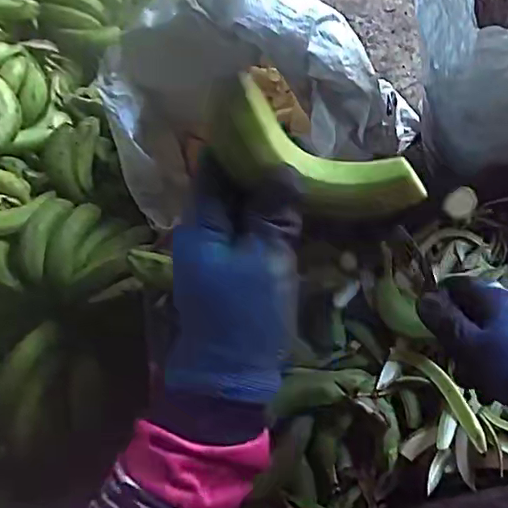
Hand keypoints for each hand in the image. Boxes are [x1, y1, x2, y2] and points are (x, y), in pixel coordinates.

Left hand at [164, 156, 300, 407]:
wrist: (230, 381)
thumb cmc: (245, 316)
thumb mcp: (265, 259)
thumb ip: (273, 212)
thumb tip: (285, 167)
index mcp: (200, 224)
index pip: (215, 167)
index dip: (242, 144)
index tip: (277, 126)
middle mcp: (203, 232)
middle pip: (231, 186)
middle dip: (263, 167)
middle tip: (304, 150)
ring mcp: (218, 254)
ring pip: (244, 210)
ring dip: (271, 194)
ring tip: (307, 174)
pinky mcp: (235, 271)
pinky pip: (252, 233)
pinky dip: (273, 219)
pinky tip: (299, 211)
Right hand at [418, 277, 507, 435]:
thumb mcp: (471, 346)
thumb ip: (445, 321)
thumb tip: (421, 297)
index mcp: (493, 297)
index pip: (455, 285)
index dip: (438, 302)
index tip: (429, 327)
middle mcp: (507, 303)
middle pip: (467, 311)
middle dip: (454, 338)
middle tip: (452, 361)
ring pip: (481, 334)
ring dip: (470, 357)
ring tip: (472, 381)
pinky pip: (498, 348)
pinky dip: (488, 365)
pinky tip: (489, 388)